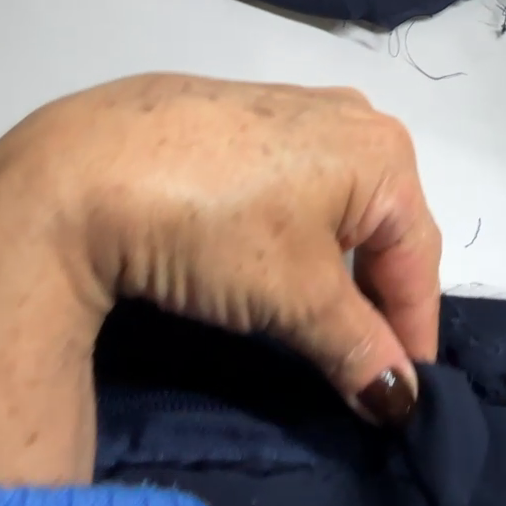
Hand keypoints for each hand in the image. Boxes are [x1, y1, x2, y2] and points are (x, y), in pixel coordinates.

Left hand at [0, 74, 441, 485]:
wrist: (86, 165)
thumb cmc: (216, 227)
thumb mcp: (296, 298)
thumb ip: (360, 349)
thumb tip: (398, 399)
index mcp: (382, 151)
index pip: (418, 258)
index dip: (413, 332)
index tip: (400, 396)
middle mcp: (350, 116)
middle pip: (383, 224)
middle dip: (374, 296)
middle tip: (354, 361)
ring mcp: (293, 106)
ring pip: (338, 200)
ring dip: (335, 263)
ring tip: (309, 314)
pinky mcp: (243, 111)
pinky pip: (295, 178)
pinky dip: (295, 226)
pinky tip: (260, 253)